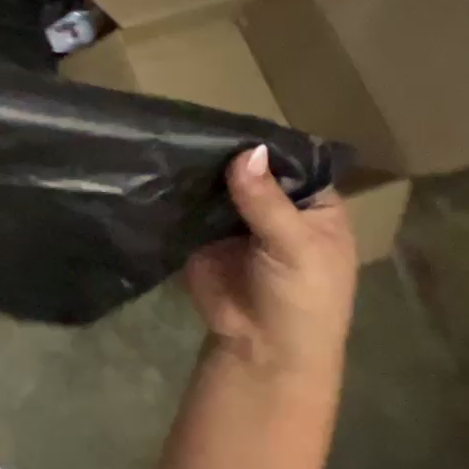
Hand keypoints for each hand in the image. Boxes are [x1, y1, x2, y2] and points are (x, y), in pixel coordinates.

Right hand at [184, 145, 357, 376]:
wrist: (260, 345)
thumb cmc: (302, 297)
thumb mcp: (294, 247)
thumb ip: (266, 201)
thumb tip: (246, 151)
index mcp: (312, 206)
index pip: (289, 163)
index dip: (262, 147)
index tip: (225, 123)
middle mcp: (273, 208)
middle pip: (247, 172)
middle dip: (222, 157)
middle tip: (185, 130)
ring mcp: (233, 222)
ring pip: (215, 187)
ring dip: (196, 174)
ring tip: (165, 145)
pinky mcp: (199, 235)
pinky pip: (187, 208)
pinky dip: (175, 195)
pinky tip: (156, 174)